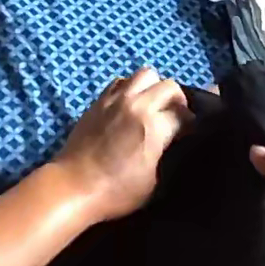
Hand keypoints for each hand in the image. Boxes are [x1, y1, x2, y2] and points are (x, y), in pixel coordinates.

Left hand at [53, 68, 191, 223]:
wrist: (73, 186)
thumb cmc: (116, 191)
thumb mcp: (154, 182)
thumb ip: (168, 154)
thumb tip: (176, 141)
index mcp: (154, 126)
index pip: (183, 114)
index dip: (191, 124)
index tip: (190, 133)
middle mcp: (137, 104)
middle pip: (169, 86)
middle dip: (178, 100)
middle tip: (176, 116)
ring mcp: (117, 98)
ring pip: (146, 73)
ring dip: (155, 87)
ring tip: (153, 104)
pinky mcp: (100, 99)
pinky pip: (122, 80)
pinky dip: (131, 87)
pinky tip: (130, 103)